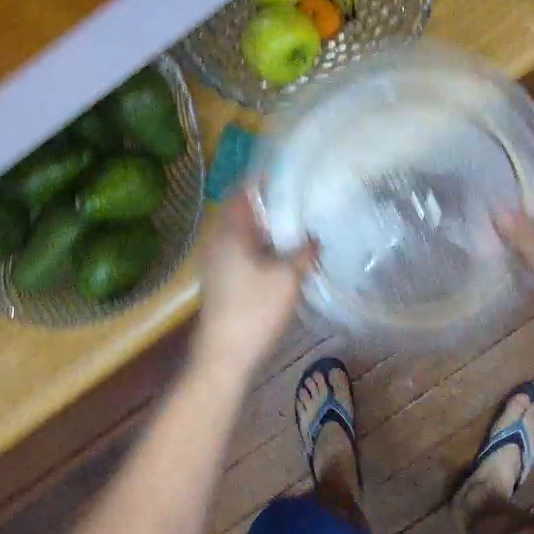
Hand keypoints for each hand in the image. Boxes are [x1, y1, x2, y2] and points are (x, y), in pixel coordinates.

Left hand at [193, 188, 315, 381]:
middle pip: (246, 211)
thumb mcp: (288, 278)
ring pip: (246, 233)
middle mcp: (218, 240)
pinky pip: (244, 252)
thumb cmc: (254, 312)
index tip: (296, 176)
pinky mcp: (222, 280)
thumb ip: (304, 251)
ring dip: (270, 229)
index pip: (244, 189)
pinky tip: (287, 257)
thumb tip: (316, 235)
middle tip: (306, 201)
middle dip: (274, 205)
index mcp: (229, 230)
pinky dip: (264, 248)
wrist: (224, 357)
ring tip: (302, 227)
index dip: (268, 179)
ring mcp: (217, 261)